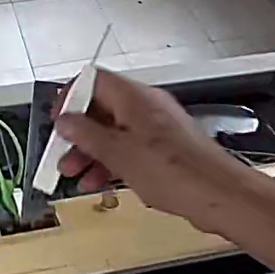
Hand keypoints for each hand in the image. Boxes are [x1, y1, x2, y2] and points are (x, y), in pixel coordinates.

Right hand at [55, 68, 259, 234]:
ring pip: (114, 129)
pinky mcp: (164, 146)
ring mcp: (156, 125)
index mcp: (134, 96)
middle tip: (62, 151)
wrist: (217, 193)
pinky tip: (101, 180)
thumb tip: (66, 121)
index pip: (93, 80)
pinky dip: (112, 159)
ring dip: (92, 149)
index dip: (70, 96)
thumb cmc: (176, 170)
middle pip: (102, 106)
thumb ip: (87, 135)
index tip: (57, 118)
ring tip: (76, 172)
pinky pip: (130, 146)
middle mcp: (145, 105)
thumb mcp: (118, 153)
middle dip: (79, 130)